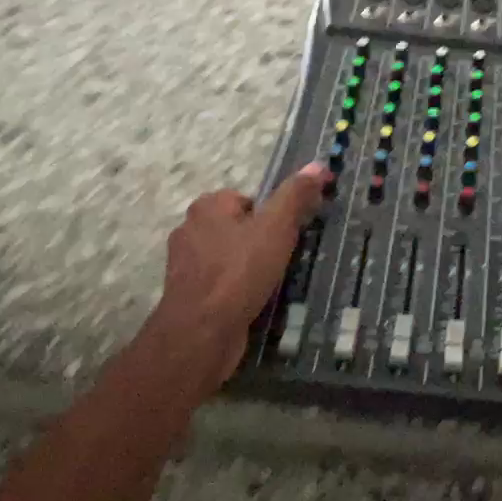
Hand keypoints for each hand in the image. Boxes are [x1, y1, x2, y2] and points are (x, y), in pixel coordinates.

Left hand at [139, 162, 328, 396]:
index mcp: (207, 206)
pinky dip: (234, 291)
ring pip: (227, 257)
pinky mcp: (185, 296)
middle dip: (258, 242)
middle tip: (281, 260)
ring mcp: (184, 266)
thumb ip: (295, 195)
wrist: (200, 335)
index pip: (247, 199)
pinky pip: (219, 284)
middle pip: (237, 227)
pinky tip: (251, 303)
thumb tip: (317, 165)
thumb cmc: (239, 273)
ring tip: (269, 284)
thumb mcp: (277, 227)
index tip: (286, 235)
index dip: (270, 216)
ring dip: (247, 268)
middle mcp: (189, 230)